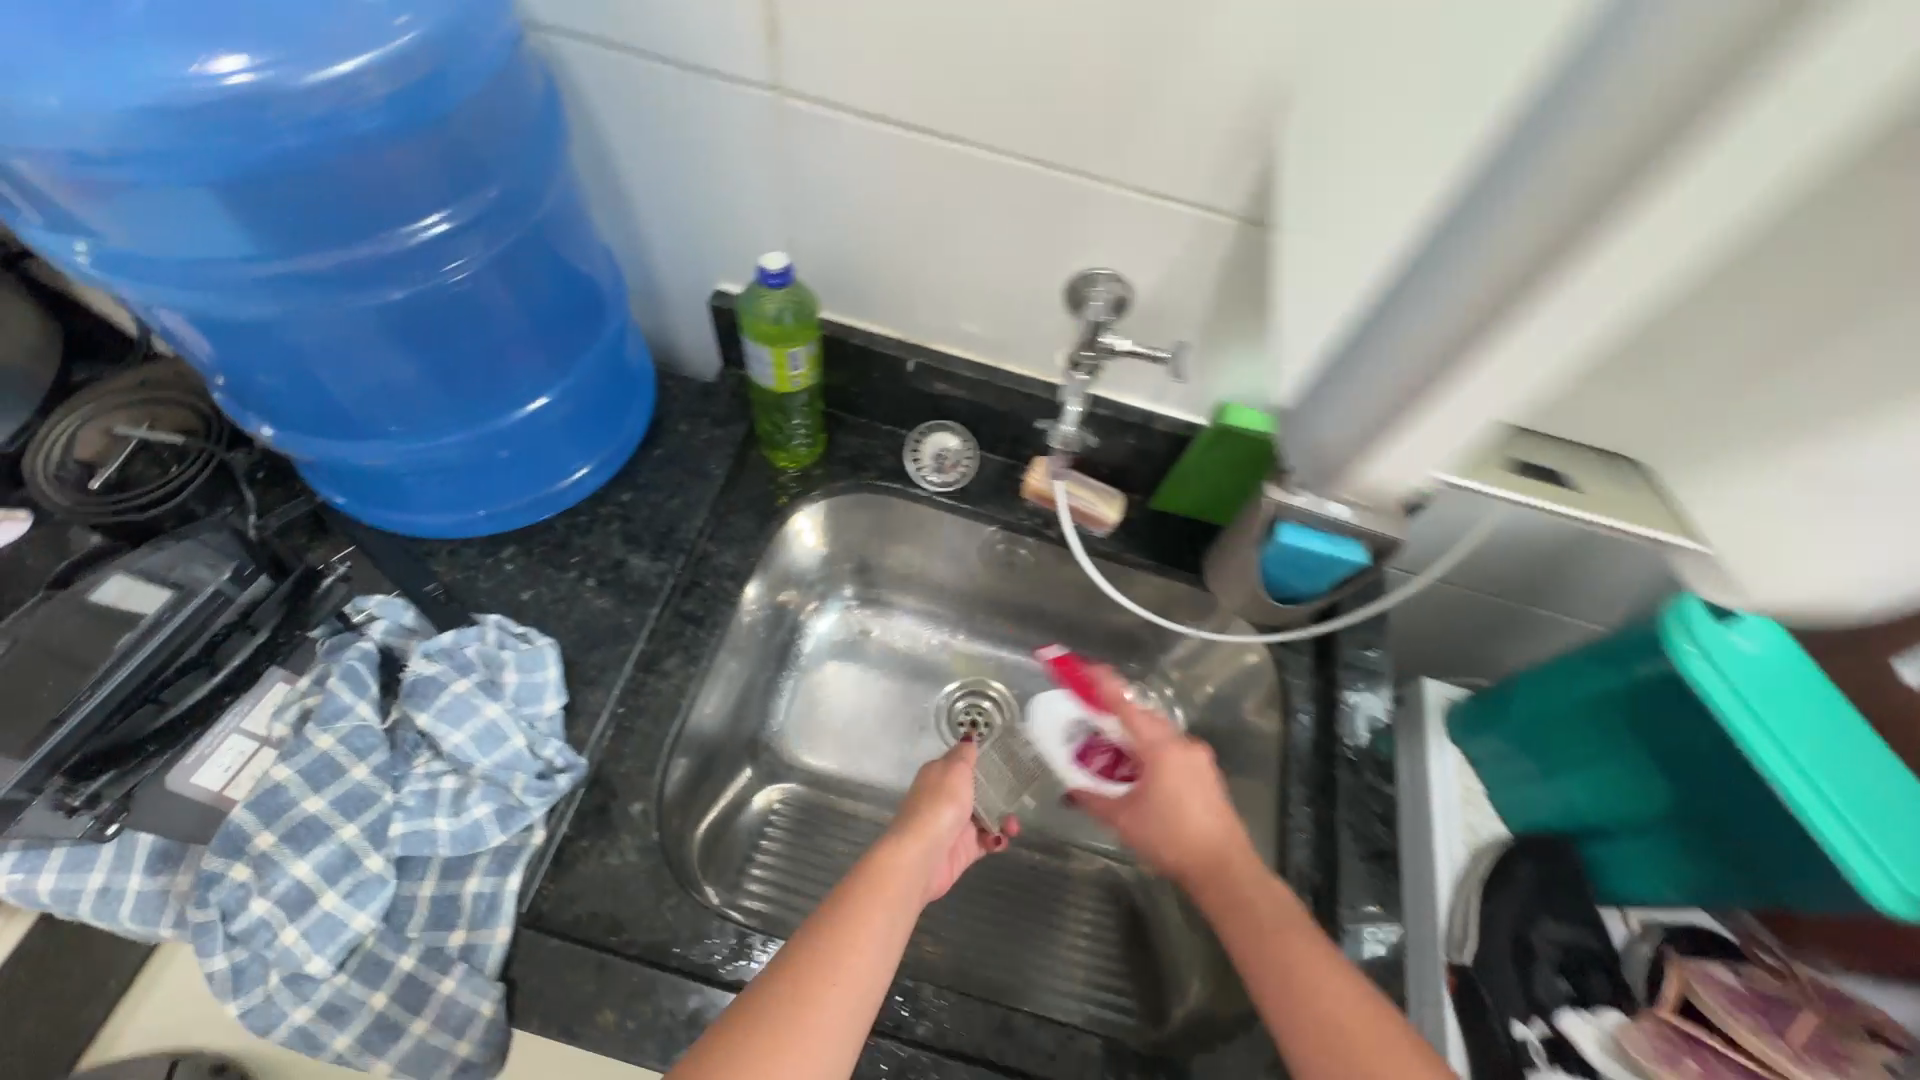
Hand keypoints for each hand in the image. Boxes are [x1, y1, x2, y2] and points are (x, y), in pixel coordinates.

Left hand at [885, 740, 1018, 904]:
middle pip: (978, 792)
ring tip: (1012, 827)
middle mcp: (946, 798)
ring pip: (986, 817)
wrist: (922, 855)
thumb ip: (965, 754)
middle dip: (1001, 795)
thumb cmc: (940, 804)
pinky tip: (999, 841)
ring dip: (1003, 820)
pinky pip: (985, 841)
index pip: (963, 764)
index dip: (984, 762)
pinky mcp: (963, 850)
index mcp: (940, 775)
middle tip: (1019, 797)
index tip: (1009, 761)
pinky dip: (995, 840)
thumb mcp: (954, 769)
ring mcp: (955, 825)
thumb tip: (969, 735)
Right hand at [1070, 665, 1257, 888]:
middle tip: (1090, 720)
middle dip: (1116, 715)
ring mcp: (1199, 758)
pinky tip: (1138, 775)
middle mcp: (1182, 744)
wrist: (1223, 868)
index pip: (1125, 705)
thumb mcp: (1123, 819)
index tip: (1083, 667)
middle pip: (1143, 717)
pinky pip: (1172, 751)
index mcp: (1160, 747)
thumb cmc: (1171, 839)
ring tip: (1110, 754)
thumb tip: (1071, 790)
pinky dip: (1151, 754)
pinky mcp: (1206, 774)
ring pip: (1158, 735)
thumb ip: (1093, 799)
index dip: (1102, 684)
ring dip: (1133, 739)